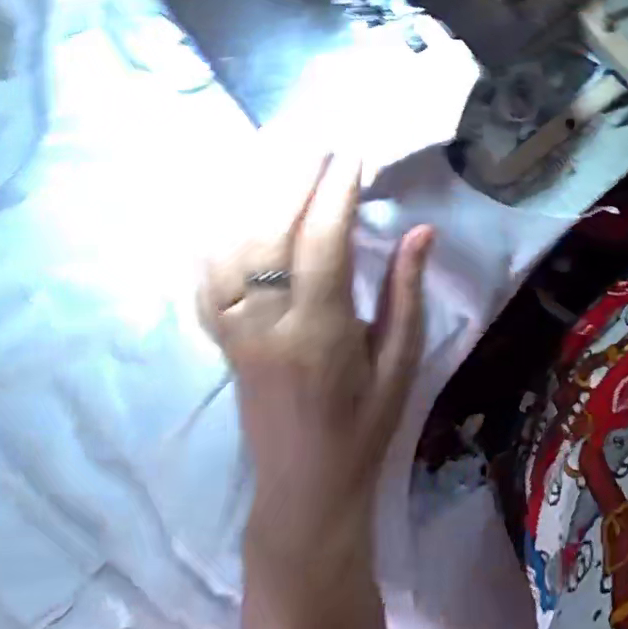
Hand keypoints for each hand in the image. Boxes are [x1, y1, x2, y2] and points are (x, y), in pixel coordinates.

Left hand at [198, 154, 430, 628]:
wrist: (303, 486)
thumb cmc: (365, 424)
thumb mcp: (400, 363)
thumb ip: (406, 294)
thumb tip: (420, 230)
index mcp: (318, 335)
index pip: (321, 247)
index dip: (335, 195)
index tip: (351, 156)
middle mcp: (264, 326)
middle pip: (267, 236)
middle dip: (292, 181)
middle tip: (318, 142)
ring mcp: (232, 330)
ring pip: (228, 246)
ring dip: (254, 195)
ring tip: (282, 157)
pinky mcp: (218, 336)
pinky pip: (207, 272)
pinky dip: (220, 229)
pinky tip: (237, 202)